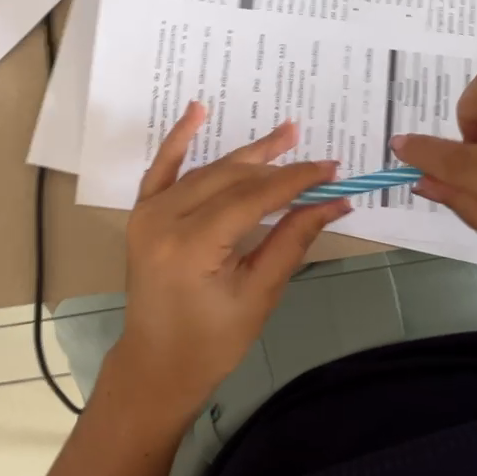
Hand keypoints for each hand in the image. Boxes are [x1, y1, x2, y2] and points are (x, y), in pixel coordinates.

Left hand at [102, 103, 349, 420]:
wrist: (157, 363)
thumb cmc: (212, 341)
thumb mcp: (259, 294)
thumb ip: (292, 240)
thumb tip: (334, 203)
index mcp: (192, 246)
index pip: (254, 197)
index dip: (296, 181)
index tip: (332, 170)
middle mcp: (164, 220)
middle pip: (231, 178)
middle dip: (278, 167)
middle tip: (318, 159)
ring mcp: (148, 213)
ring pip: (207, 171)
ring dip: (246, 154)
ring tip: (286, 133)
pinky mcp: (142, 214)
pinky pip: (162, 168)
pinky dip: (180, 139)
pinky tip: (198, 111)